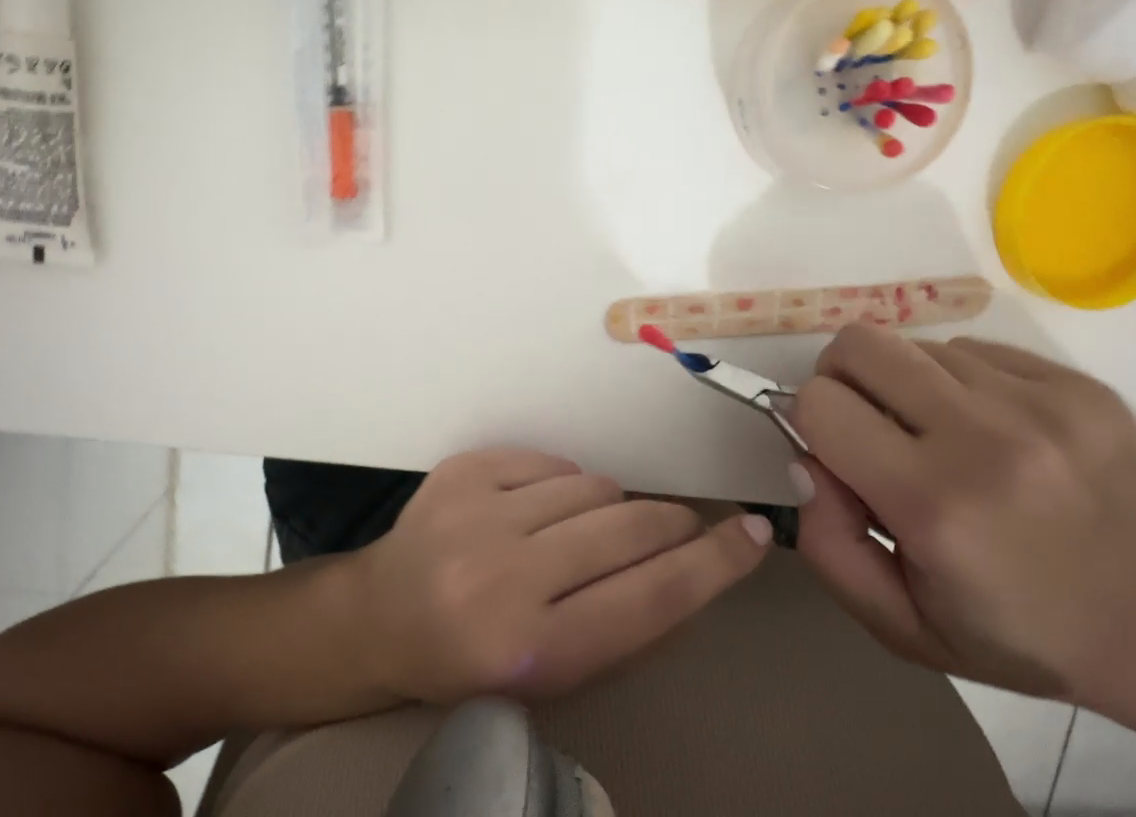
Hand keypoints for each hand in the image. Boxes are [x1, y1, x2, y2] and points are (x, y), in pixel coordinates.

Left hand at [349, 449, 770, 703]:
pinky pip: (552, 461)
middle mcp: (501, 579)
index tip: (751, 536)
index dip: (714, 564)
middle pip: (630, 530)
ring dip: (610, 507)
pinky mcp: (461, 472)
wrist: (383, 618)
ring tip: (585, 533)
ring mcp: (475, 516)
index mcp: (531, 649)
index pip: (650, 598)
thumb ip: (632, 626)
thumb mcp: (558, 673)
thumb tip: (703, 562)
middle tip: (679, 527)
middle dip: (671, 525)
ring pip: (595, 487)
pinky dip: (563, 484)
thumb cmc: (476, 661)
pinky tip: (541, 511)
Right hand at [791, 326, 1135, 717]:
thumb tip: (808, 458)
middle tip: (868, 430)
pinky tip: (993, 436)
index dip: (811, 427)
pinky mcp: (1079, 385)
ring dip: (906, 386)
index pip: (820, 403)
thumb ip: (828, 543)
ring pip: (917, 346)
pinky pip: (975, 352)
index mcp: (934, 504)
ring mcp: (1042, 401)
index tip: (839, 460)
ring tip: (942, 442)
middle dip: (841, 381)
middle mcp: (986, 436)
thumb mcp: (900, 627)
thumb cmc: (1022, 639)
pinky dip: (960, 384)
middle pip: (859, 344)